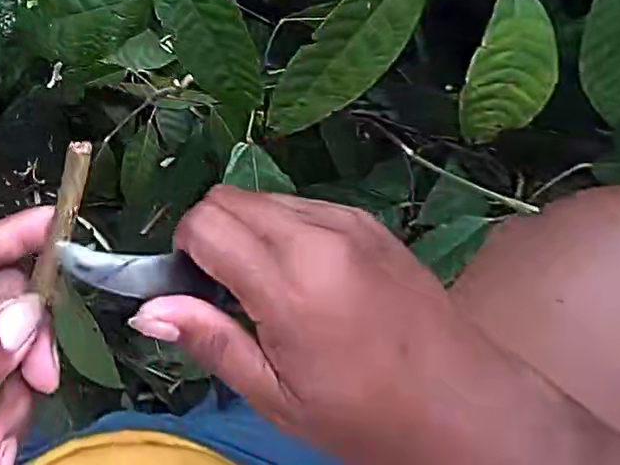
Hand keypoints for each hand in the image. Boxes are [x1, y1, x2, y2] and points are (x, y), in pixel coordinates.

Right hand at [127, 187, 619, 464]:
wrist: (474, 412)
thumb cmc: (368, 422)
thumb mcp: (279, 399)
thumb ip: (210, 340)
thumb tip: (145, 308)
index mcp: (290, 285)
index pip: (203, 224)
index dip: (186, 252)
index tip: (198, 290)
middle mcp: (313, 235)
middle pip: (224, 198)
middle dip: (209, 234)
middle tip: (229, 290)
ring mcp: (342, 218)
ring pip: (258, 196)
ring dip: (245, 229)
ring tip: (271, 285)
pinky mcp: (361, 215)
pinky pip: (295, 203)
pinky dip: (280, 227)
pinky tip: (306, 275)